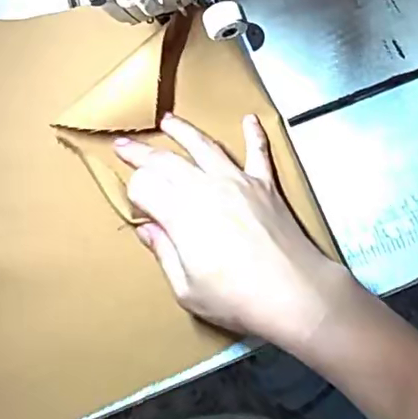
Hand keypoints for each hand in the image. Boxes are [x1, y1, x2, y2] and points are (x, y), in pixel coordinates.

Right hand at [115, 114, 363, 354]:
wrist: (293, 292)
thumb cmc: (237, 299)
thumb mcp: (187, 288)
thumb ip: (164, 252)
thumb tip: (147, 229)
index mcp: (181, 214)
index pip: (145, 186)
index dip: (134, 192)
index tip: (135, 204)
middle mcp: (207, 188)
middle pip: (167, 161)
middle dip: (141, 152)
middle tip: (124, 144)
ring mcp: (238, 181)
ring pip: (205, 146)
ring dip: (184, 131)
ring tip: (168, 121)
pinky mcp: (265, 184)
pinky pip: (258, 152)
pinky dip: (253, 134)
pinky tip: (249, 119)